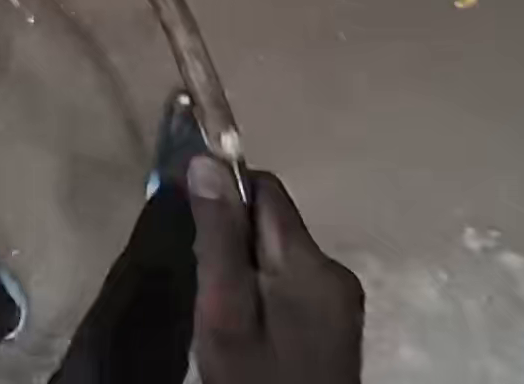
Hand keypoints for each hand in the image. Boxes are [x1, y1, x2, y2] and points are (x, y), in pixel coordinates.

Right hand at [186, 156, 364, 383]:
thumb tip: (205, 161)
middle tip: (199, 266)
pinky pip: (280, 270)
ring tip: (215, 291)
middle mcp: (333, 273)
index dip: (222, 188)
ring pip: (269, 244)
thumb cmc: (252, 376)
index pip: (263, 188)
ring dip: (236, 252)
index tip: (188, 214)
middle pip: (266, 216)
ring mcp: (335, 299)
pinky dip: (251, 275)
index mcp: (311, 265)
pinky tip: (237, 309)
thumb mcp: (224, 304)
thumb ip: (217, 233)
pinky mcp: (328, 319)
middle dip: (226, 226)